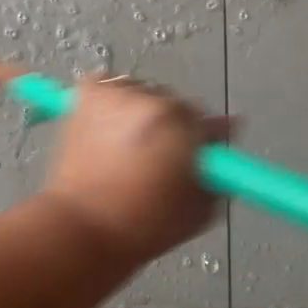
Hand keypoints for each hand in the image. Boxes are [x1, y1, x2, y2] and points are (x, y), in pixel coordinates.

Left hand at [37, 75, 233, 266]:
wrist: (85, 222)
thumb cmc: (147, 223)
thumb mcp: (200, 206)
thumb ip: (218, 167)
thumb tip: (224, 131)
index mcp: (180, 123)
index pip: (204, 120)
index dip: (201, 139)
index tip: (195, 156)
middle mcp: (147, 97)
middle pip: (171, 102)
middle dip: (171, 125)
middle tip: (158, 156)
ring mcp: (112, 92)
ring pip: (139, 92)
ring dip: (140, 110)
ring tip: (129, 145)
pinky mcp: (83, 92)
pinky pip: (106, 84)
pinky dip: (111, 99)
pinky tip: (108, 125)